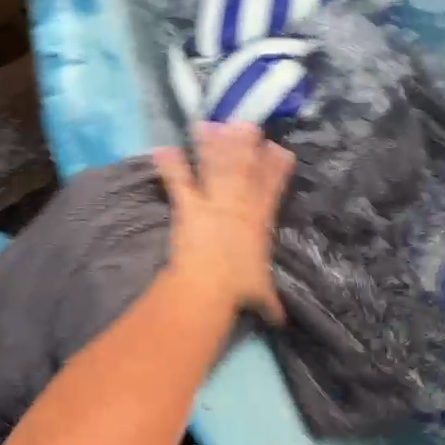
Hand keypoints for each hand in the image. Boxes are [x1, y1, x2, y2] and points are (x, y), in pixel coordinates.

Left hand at [153, 122, 295, 320]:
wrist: (209, 287)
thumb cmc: (238, 289)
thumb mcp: (260, 295)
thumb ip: (269, 302)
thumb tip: (279, 321)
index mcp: (259, 222)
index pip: (271, 190)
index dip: (276, 169)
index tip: (281, 150)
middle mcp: (239, 206)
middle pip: (244, 170)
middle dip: (245, 145)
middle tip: (246, 123)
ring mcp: (214, 203)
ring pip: (216, 168)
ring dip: (213, 146)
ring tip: (209, 125)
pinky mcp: (189, 206)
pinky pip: (179, 182)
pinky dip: (170, 165)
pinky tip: (163, 147)